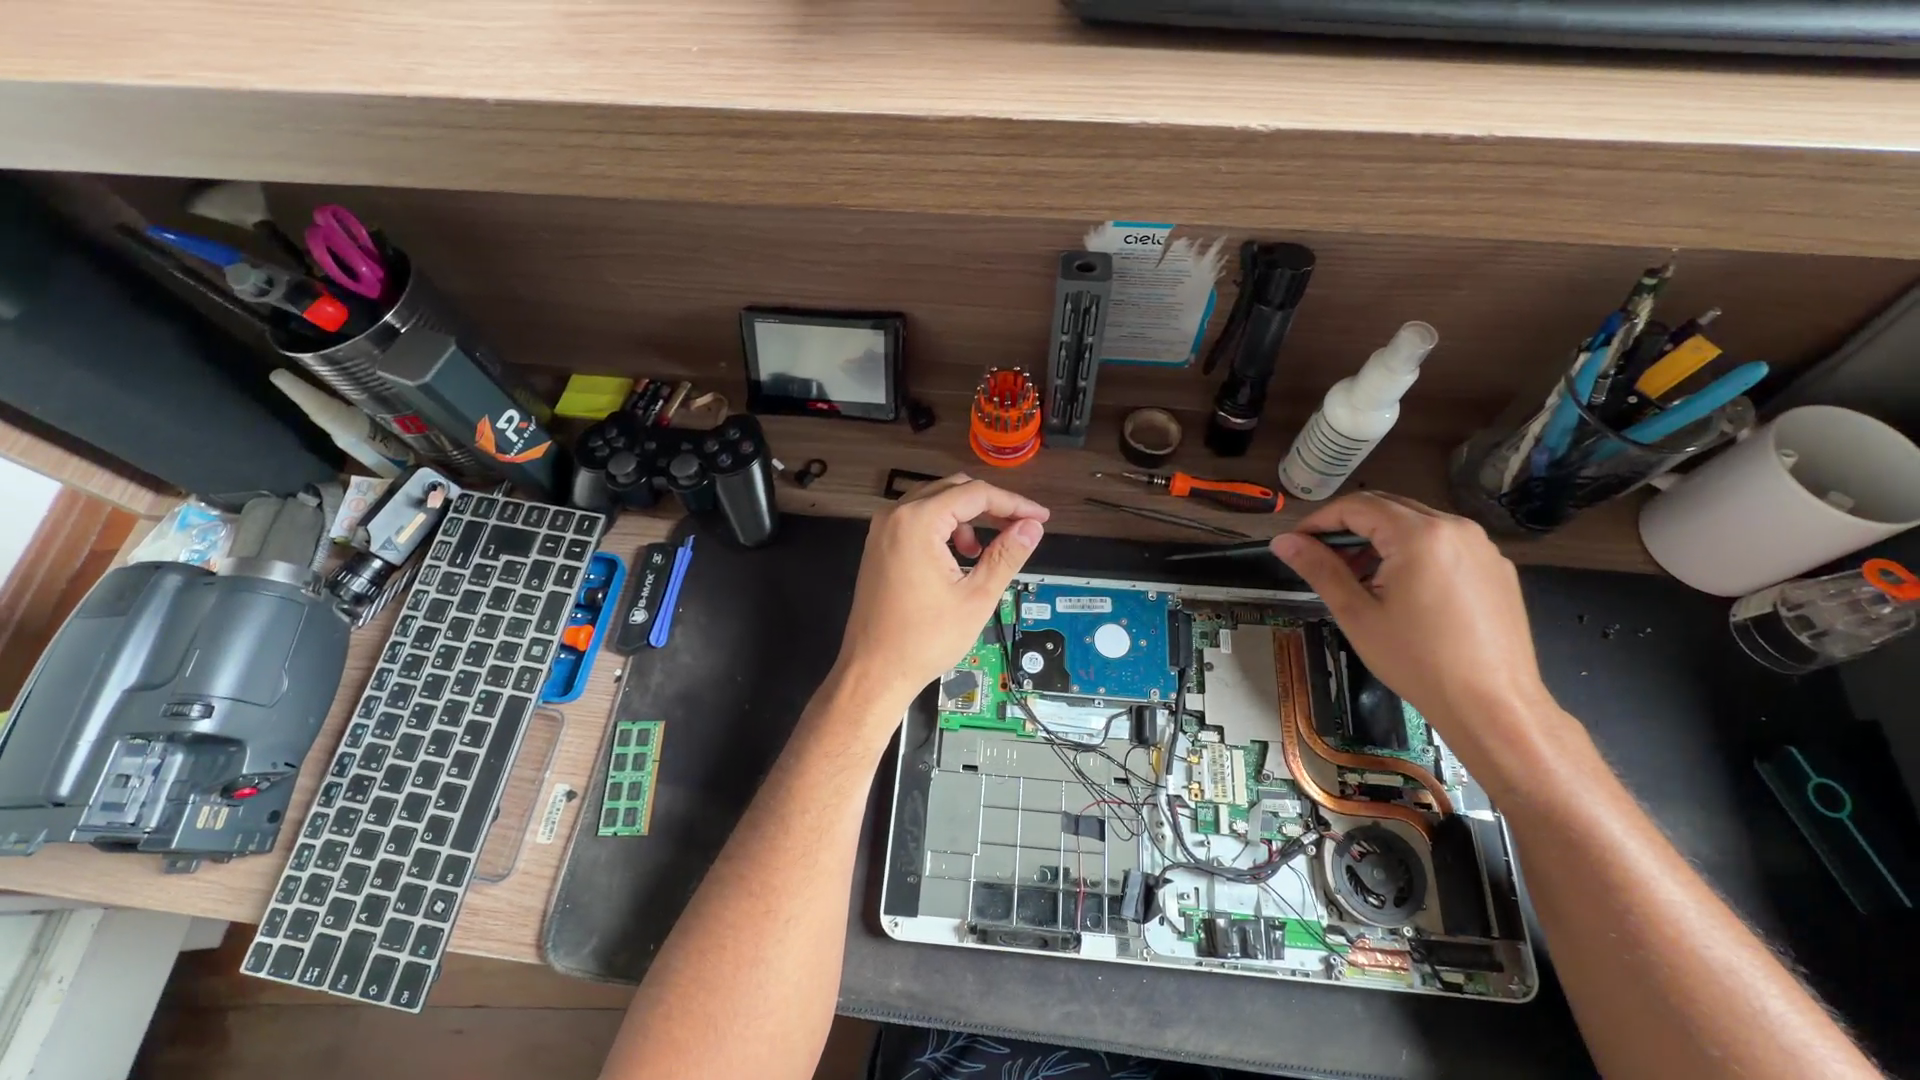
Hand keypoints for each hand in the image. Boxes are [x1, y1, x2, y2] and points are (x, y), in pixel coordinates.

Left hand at [835, 474, 1048, 714]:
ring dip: (966, 518)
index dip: (1013, 503)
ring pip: (934, 503)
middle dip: (990, 506)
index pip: (975, 494)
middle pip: (953, 490)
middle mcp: (895, 515)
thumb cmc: (925, 639)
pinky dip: (943, 529)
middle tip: (1020, 528)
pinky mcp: (878, 546)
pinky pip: (917, 521)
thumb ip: (1006, 555)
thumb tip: (1032, 527)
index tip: (1041, 517)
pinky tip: (956, 559)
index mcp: (917, 522)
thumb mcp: (976, 597)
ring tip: (981, 553)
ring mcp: (882, 530)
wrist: (874, 671)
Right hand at [1268, 493, 1559, 758]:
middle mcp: (1456, 528)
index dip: (1320, 521)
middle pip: (1389, 507)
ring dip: (1382, 539)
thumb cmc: (1417, 661)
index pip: (1357, 506)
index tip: (1297, 543)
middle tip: (1323, 560)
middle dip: (1350, 527)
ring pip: (1418, 524)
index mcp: (1419, 535)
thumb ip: (1319, 569)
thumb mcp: (1357, 614)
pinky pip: (1446, 544)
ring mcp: (1482, 546)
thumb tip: (1283, 542)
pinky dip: (1415, 553)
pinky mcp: (1496, 567)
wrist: (1492, 704)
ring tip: (1361, 578)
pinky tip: (1404, 591)